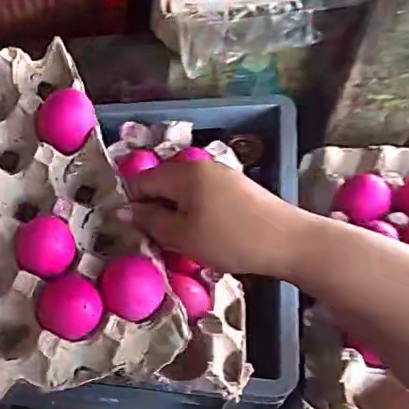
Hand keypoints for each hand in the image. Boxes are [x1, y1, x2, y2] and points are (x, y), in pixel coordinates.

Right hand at [123, 160, 315, 277]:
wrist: (287, 242)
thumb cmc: (229, 240)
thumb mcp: (182, 236)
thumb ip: (149, 221)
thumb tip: (121, 211)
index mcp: (183, 173)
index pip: (140, 181)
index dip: (127, 204)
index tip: (123, 229)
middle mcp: (199, 166)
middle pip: (161, 184)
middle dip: (150, 210)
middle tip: (149, 240)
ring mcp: (220, 175)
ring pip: (182, 192)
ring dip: (172, 214)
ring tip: (174, 241)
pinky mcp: (235, 188)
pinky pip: (201, 197)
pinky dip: (192, 213)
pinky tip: (198, 234)